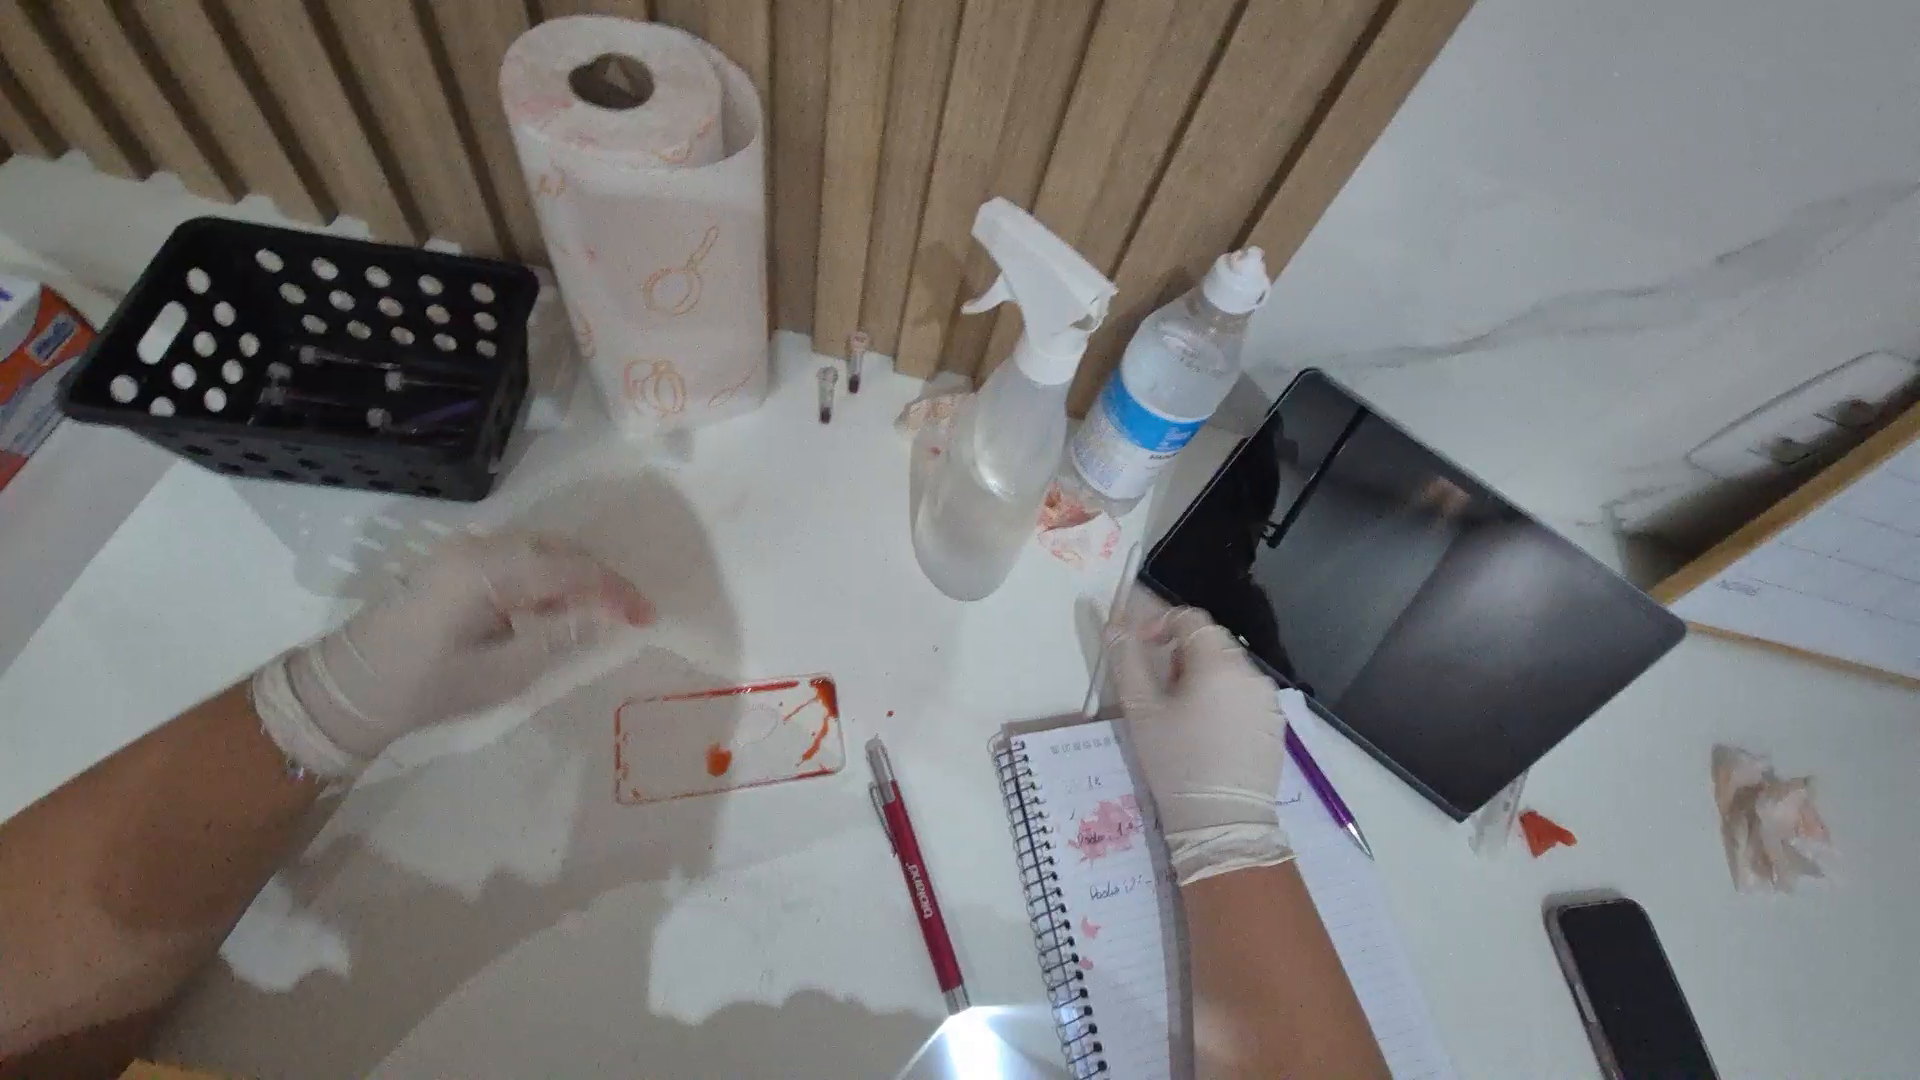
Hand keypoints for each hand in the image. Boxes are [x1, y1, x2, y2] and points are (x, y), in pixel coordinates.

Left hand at [252, 534, 653, 778]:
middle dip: (602, 581)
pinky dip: (551, 578)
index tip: (648, 618)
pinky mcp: (459, 562)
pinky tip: (559, 606)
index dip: (618, 591)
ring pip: (545, 551)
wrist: (348, 691)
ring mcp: (466, 550)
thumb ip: (562, 634)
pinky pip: (522, 558)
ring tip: (599, 614)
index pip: (574, 569)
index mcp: (488, 570)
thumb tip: (609, 614)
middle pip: (563, 551)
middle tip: (628, 616)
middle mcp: (480, 547)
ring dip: (578, 578)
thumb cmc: (427, 686)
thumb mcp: (505, 671)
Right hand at [1110, 600, 1291, 885]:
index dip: (1161, 623)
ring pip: (1229, 667)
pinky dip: (1222, 695)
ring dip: (1201, 672)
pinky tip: (1207, 728)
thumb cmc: (1176, 761)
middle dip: (1180, 650)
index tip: (1141, 647)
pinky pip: (1244, 692)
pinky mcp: (1274, 724)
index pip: (1191, 619)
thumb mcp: (1141, 709)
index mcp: (1219, 663)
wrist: (1222, 821)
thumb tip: (1114, 625)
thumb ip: (1127, 659)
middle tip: (1158, 683)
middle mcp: (1251, 673)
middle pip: (1212, 641)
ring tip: (1181, 708)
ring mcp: (1268, 700)